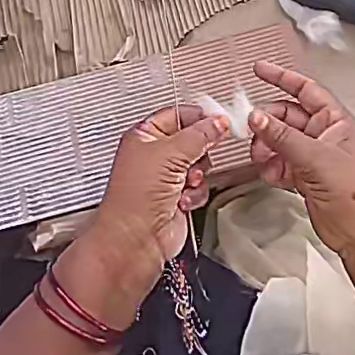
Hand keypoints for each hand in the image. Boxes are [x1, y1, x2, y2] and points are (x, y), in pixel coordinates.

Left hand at [58, 107, 226, 326]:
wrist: (136, 239)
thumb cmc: (136, 197)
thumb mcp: (170, 153)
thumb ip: (199, 135)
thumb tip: (218, 122)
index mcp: (145, 135)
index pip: (177, 114)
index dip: (197, 117)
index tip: (217, 120)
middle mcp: (154, 154)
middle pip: (192, 140)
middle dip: (198, 152)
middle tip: (196, 157)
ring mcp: (166, 177)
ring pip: (200, 164)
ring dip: (197, 175)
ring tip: (186, 182)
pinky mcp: (177, 196)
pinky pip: (200, 186)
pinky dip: (196, 193)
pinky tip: (182, 200)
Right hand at [248, 62, 354, 332]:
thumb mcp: (317, 159)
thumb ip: (283, 137)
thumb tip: (258, 117)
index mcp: (337, 122)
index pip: (305, 89)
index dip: (281, 78)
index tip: (260, 70)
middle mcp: (327, 136)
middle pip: (287, 117)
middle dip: (268, 124)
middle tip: (252, 130)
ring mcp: (317, 158)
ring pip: (281, 142)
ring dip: (267, 149)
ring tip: (263, 159)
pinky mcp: (308, 178)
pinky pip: (281, 164)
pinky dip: (272, 168)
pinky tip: (272, 175)